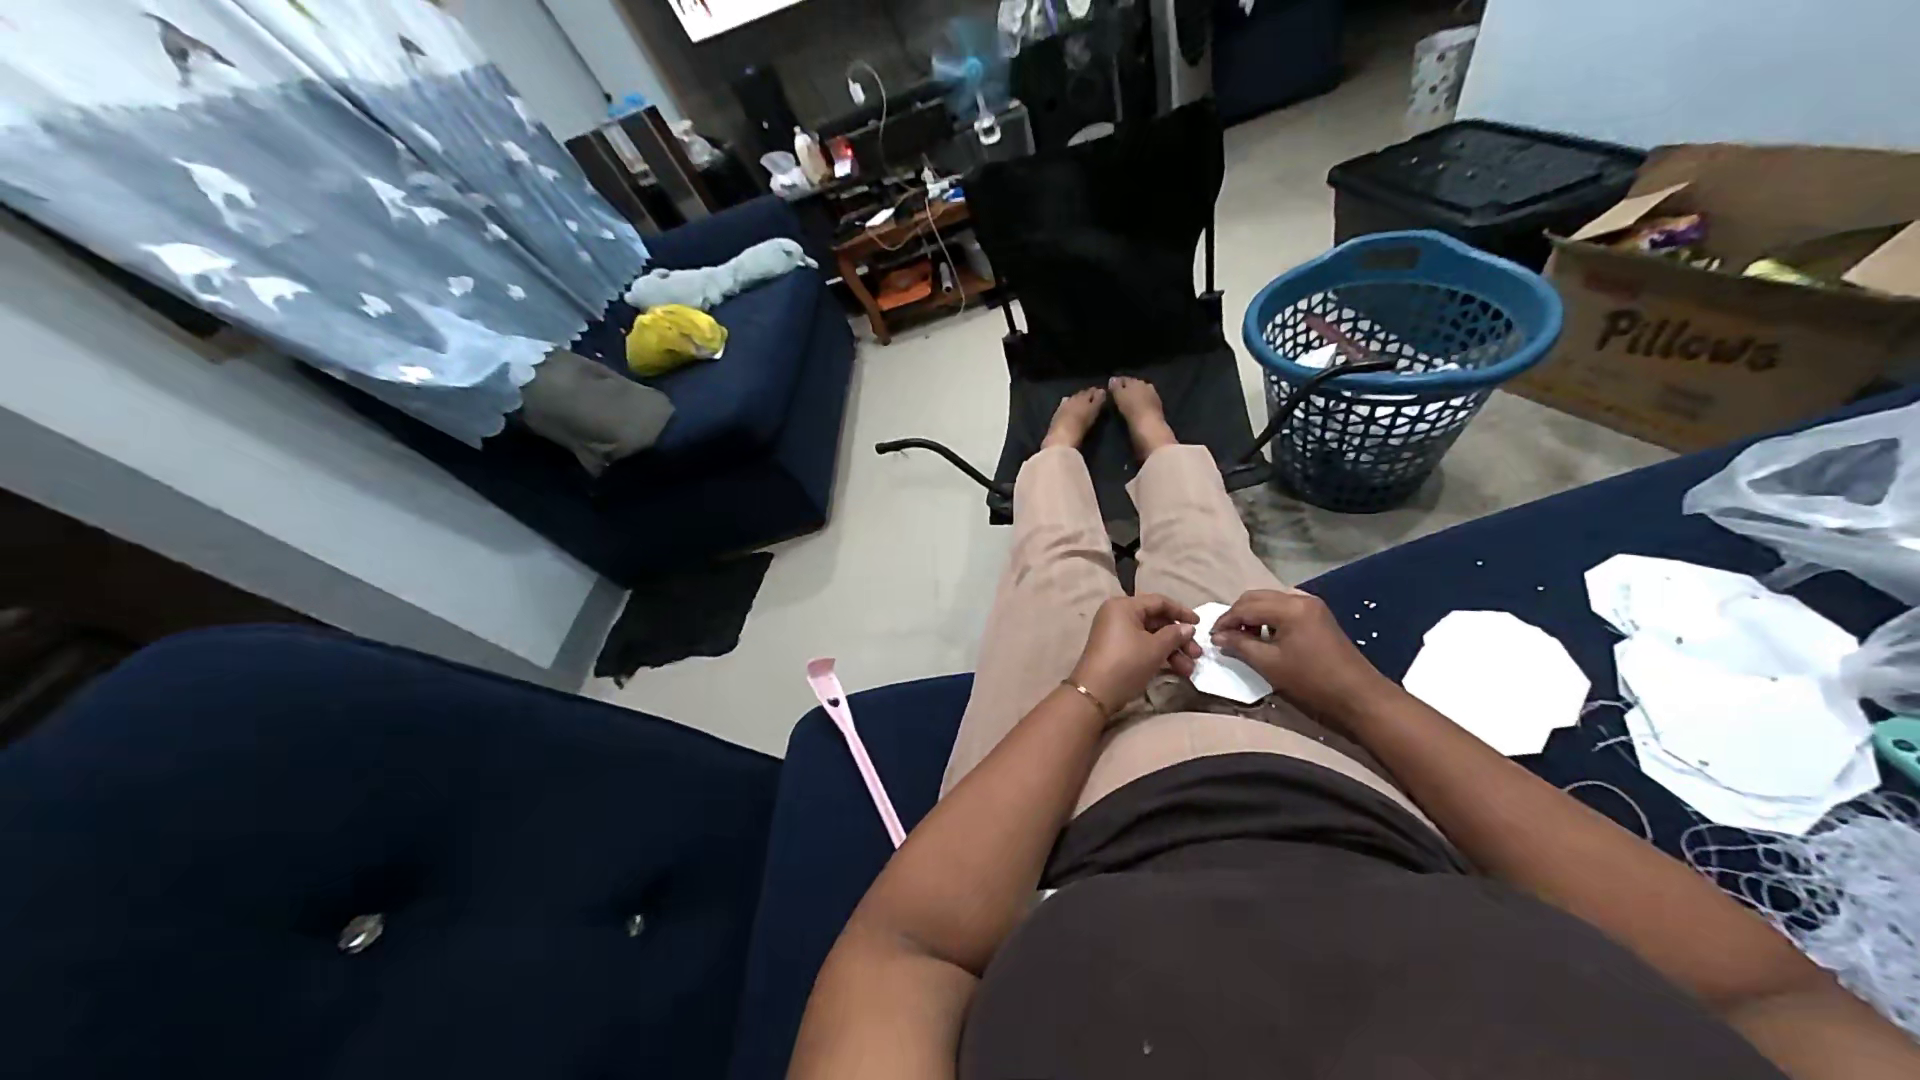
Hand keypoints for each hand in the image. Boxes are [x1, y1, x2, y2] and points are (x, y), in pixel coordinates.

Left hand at [1068, 594, 1200, 718]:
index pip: (1158, 602)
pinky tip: (1177, 670)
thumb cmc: (1126, 663)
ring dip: (1172, 651)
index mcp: (1123, 606)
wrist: (1095, 693)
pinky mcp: (1116, 650)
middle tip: (1197, 654)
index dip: (1181, 612)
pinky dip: (1158, 655)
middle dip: (1178, 638)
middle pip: (1156, 620)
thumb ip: (1174, 635)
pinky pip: (1142, 646)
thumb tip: (1188, 627)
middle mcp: (1117, 614)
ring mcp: (1115, 633)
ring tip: (1189, 669)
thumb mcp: (1155, 648)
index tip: (1200, 624)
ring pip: (1151, 636)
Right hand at [1211, 589, 1394, 726]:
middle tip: (1225, 635)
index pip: (1245, 607)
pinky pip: (1284, 607)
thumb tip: (1218, 637)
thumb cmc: (1311, 680)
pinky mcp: (1317, 614)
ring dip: (1252, 614)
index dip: (1225, 621)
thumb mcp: (1269, 664)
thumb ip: (1240, 645)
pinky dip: (1268, 617)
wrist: (1358, 694)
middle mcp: (1300, 599)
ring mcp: (1311, 605)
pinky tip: (1264, 635)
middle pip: (1256, 597)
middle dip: (1237, 614)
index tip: (1212, 637)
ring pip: (1269, 600)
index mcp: (1289, 608)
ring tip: (1242, 637)